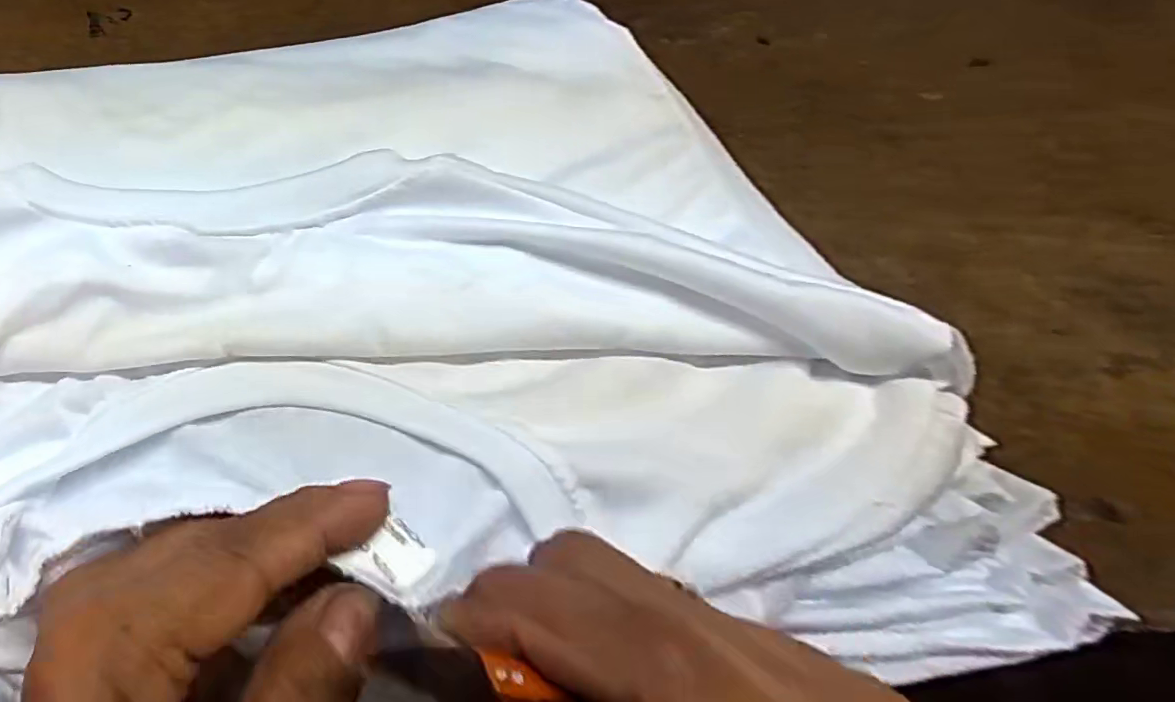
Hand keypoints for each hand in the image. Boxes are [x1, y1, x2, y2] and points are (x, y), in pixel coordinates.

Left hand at [25, 481, 389, 701]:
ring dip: (267, 550)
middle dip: (294, 529)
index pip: (233, 554)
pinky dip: (230, 579)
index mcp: (117, 628)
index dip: (308, 523)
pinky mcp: (92, 620)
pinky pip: (172, 576)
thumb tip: (355, 605)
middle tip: (367, 518)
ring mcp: (87, 602)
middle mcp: (94, 593)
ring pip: (194, 550)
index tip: (374, 496)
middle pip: (212, 542)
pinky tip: (277, 588)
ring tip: (337, 546)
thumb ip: (293, 689)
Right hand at [440, 531, 905, 701]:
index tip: (444, 657)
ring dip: (570, 603)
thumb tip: (488, 679)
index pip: (527, 599)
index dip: (467, 623)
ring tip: (569, 666)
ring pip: (617, 565)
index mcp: (663, 665)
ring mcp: (754, 628)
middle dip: (513, 602)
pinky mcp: (799, 651)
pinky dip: (634, 625)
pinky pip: (677, 601)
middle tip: (504, 666)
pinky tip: (651, 685)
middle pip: (564, 557)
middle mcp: (701, 622)